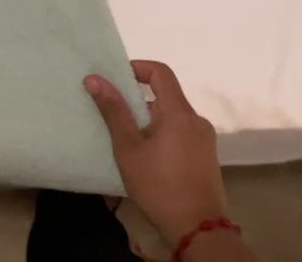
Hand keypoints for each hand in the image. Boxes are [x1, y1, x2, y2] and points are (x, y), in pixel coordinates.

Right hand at [84, 61, 229, 243]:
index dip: (138, 68)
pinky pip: (182, 132)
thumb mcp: (128, 148)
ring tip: (129, 139)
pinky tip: (149, 156)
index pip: (161, 72)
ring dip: (150, 119)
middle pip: (166, 95)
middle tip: (116, 115)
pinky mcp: (206, 158)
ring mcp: (205, 140)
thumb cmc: (159, 186)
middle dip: (139, 100)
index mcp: (179, 113)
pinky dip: (163, 134)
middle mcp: (197, 120)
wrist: (199, 232)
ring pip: (173, 116)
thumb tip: (94, 78)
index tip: (117, 80)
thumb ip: (113, 111)